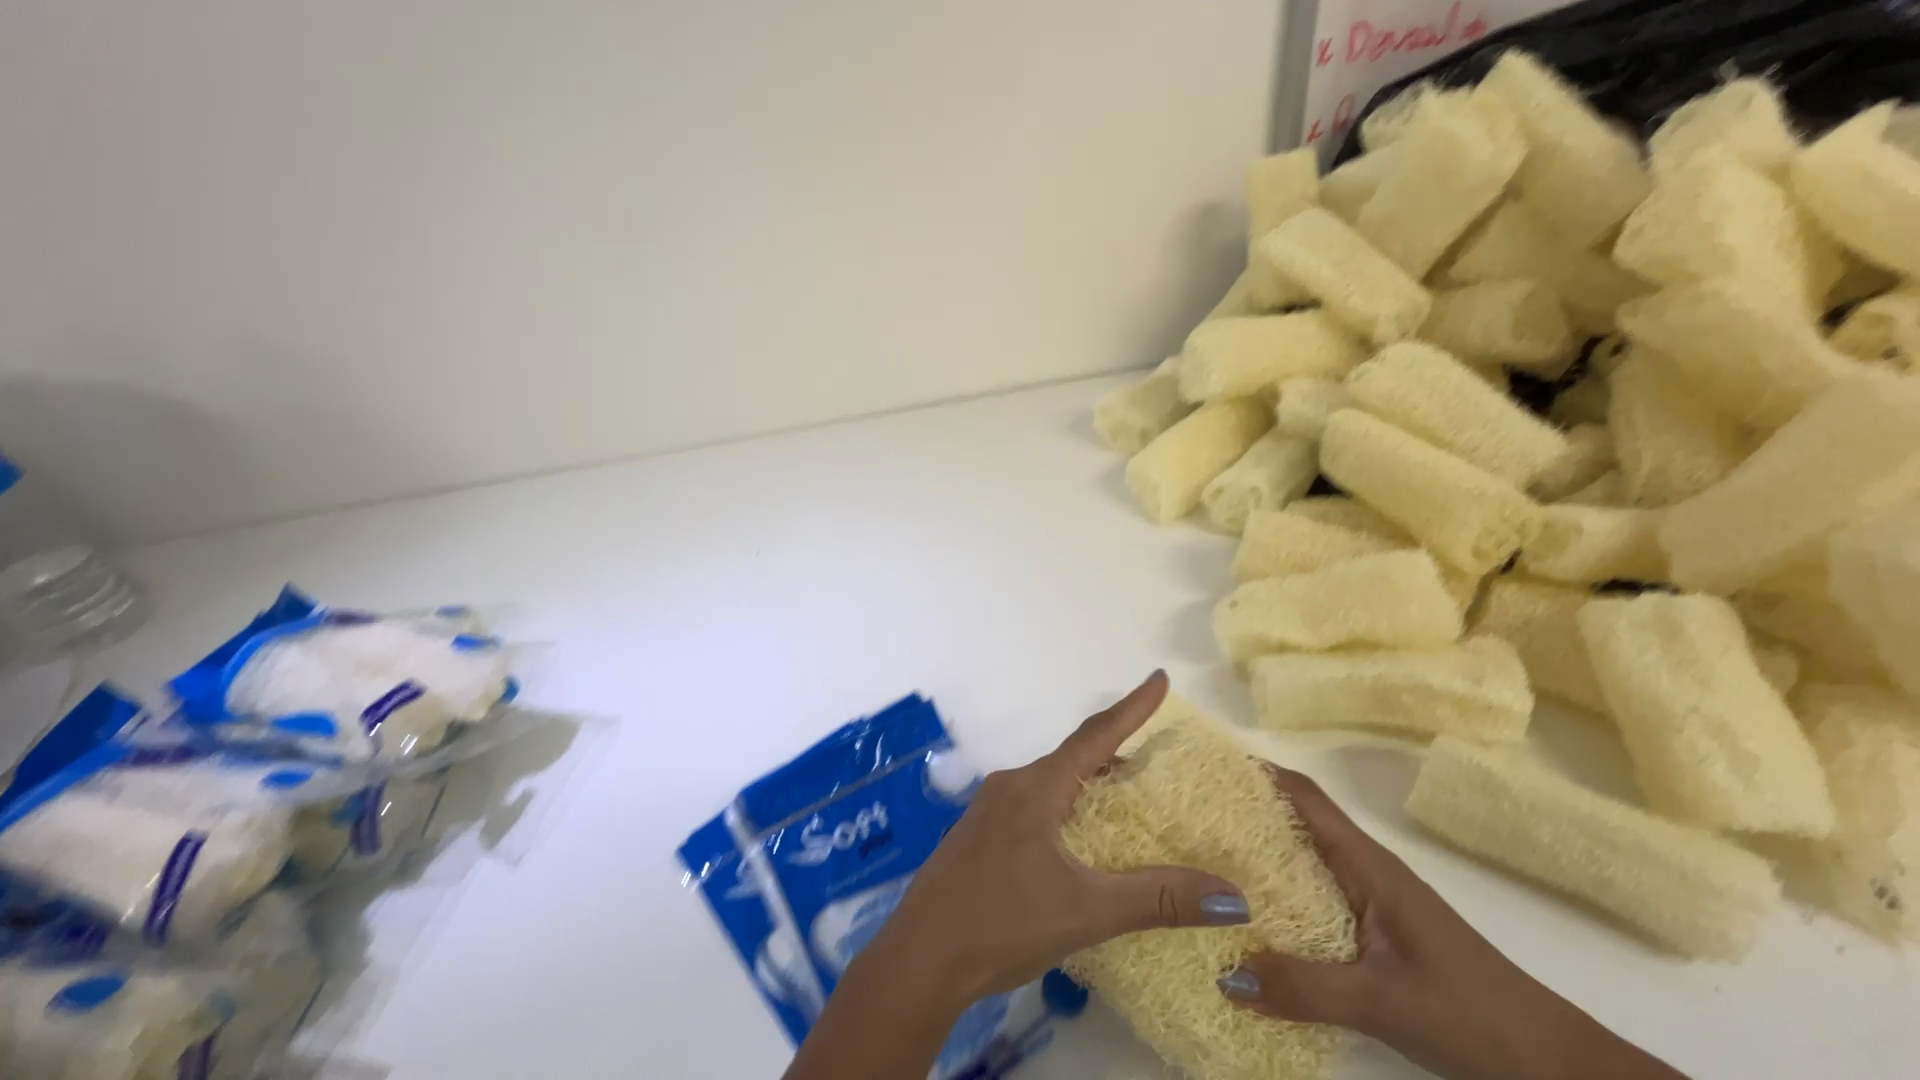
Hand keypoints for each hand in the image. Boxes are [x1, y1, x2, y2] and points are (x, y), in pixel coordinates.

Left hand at [878, 670, 1251, 1007]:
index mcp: (1035, 790)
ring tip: (1126, 801)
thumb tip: (1234, 897)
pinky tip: (1077, 844)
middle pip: (1072, 760)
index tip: (1159, 678)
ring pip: (1050, 787)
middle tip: (1156, 760)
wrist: (918, 961)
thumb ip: (1158, 900)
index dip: (1131, 708)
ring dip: (1088, 787)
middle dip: (1115, 755)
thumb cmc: (1001, 924)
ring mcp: (987, 815)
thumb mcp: (1087, 911)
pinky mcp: (978, 841)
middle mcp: (1010, 789)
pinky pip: (1032, 810)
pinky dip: (1065, 811)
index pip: (1094, 737)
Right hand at [1217, 768, 1685, 1079]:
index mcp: (1369, 868)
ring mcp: (1371, 907)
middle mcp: (1367, 876)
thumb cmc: (1471, 1012)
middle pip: (1298, 827)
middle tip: (1184, 818)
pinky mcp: (1374, 939)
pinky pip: (1312, 904)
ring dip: (1257, 860)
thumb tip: (1222, 972)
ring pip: (1303, 867)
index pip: (1307, 800)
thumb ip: (1303, 988)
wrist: (1549, 1062)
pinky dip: (1276, 902)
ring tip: (1201, 865)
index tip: (1205, 765)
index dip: (1259, 774)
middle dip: (1244, 815)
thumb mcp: (1381, 1001)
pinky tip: (1247, 925)